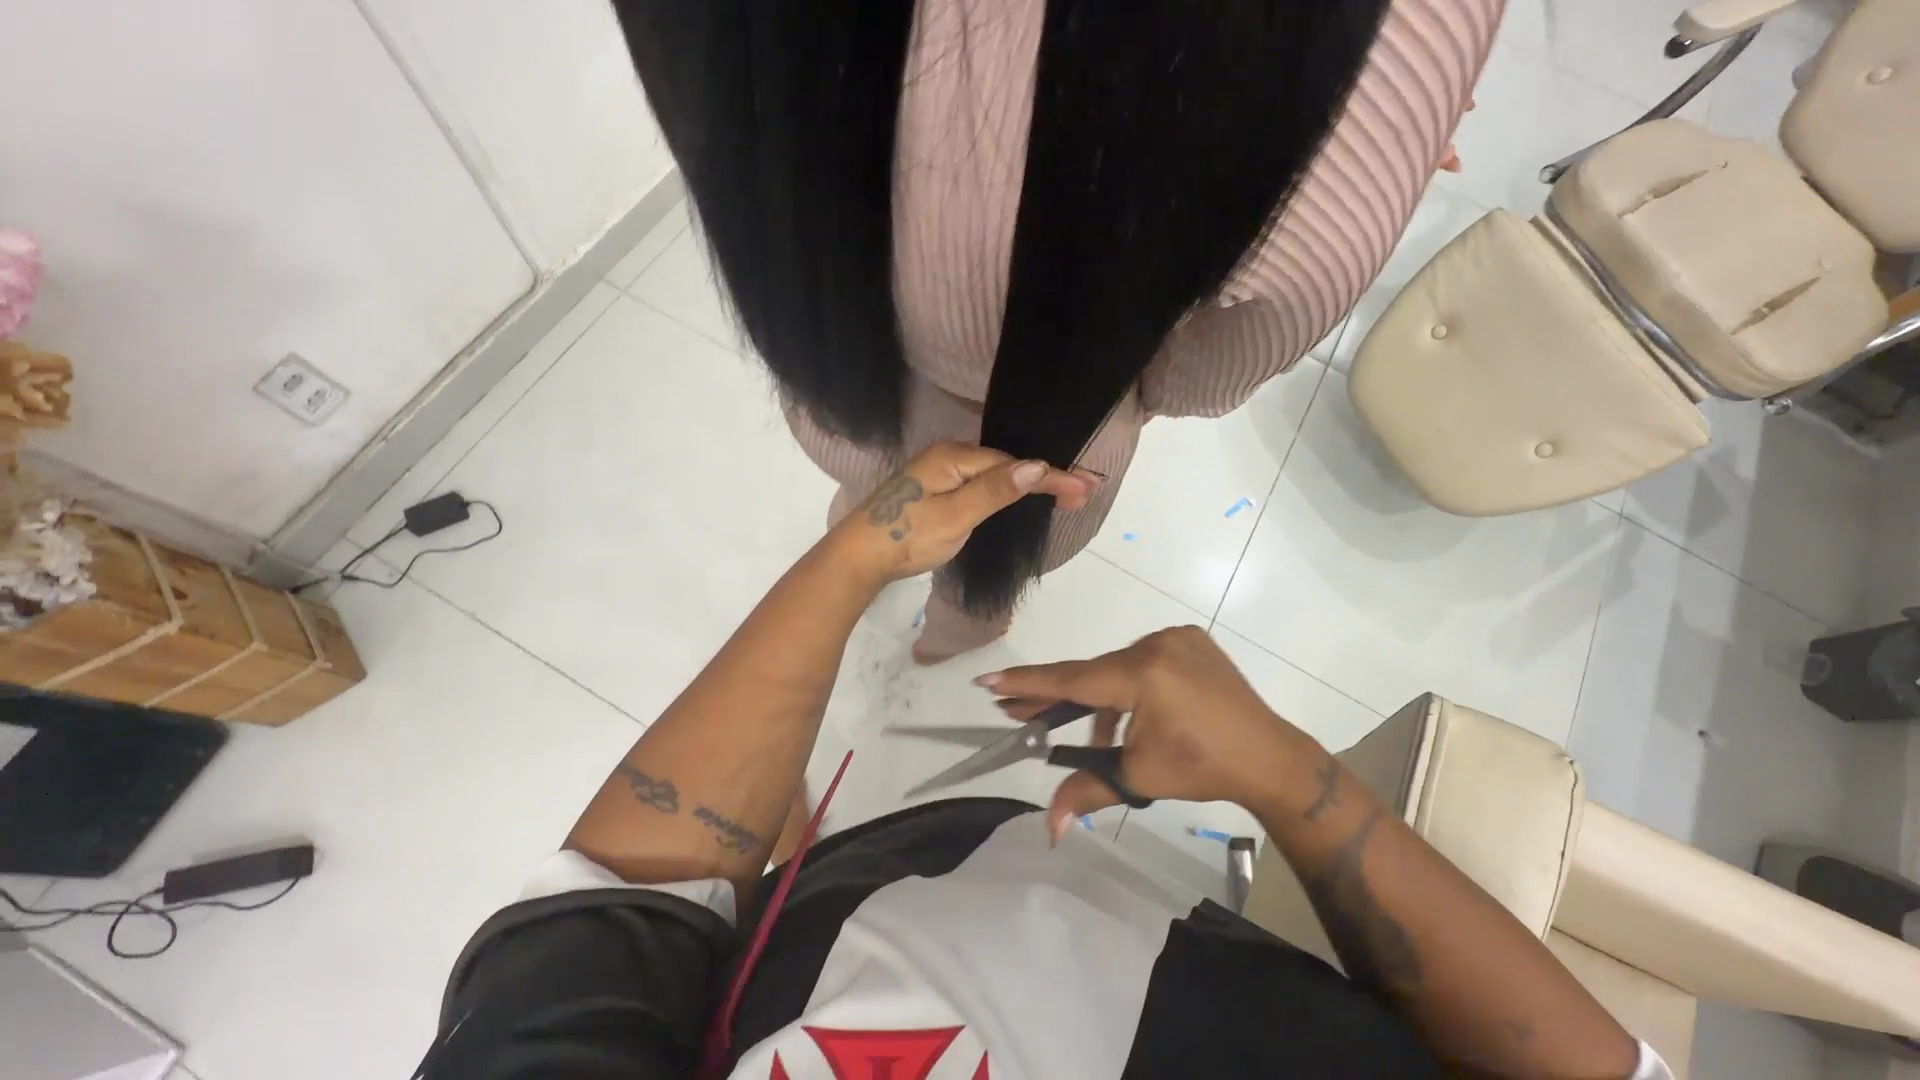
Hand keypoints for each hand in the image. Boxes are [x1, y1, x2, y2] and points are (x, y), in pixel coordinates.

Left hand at [826, 441, 1095, 584]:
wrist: (858, 556)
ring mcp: (939, 473)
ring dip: (1029, 482)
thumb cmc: (907, 537)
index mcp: (954, 457)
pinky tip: (1021, 494)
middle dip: (1047, 475)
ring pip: (995, 473)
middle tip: (1085, 491)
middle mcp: (948, 457)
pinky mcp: (935, 490)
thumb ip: (995, 490)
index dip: (1052, 475)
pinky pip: (981, 483)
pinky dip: (1007, 489)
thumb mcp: (955, 516)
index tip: (1087, 487)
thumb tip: (1036, 465)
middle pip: (1007, 463)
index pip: (1014, 463)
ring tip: (1065, 492)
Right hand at [978, 626, 1318, 839]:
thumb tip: (1048, 829)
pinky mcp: (1191, 640)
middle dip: (1056, 697)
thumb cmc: (1201, 769)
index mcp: (1142, 674)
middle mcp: (1156, 645)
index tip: (988, 679)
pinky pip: (1143, 662)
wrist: (1268, 757)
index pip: (1071, 680)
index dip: (1027, 684)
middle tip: (1014, 708)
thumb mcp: (1139, 777)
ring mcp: (1176, 638)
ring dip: (1099, 699)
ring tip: (1092, 736)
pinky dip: (1127, 686)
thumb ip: (1086, 790)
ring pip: (1117, 668)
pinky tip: (1128, 715)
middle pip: (1092, 673)